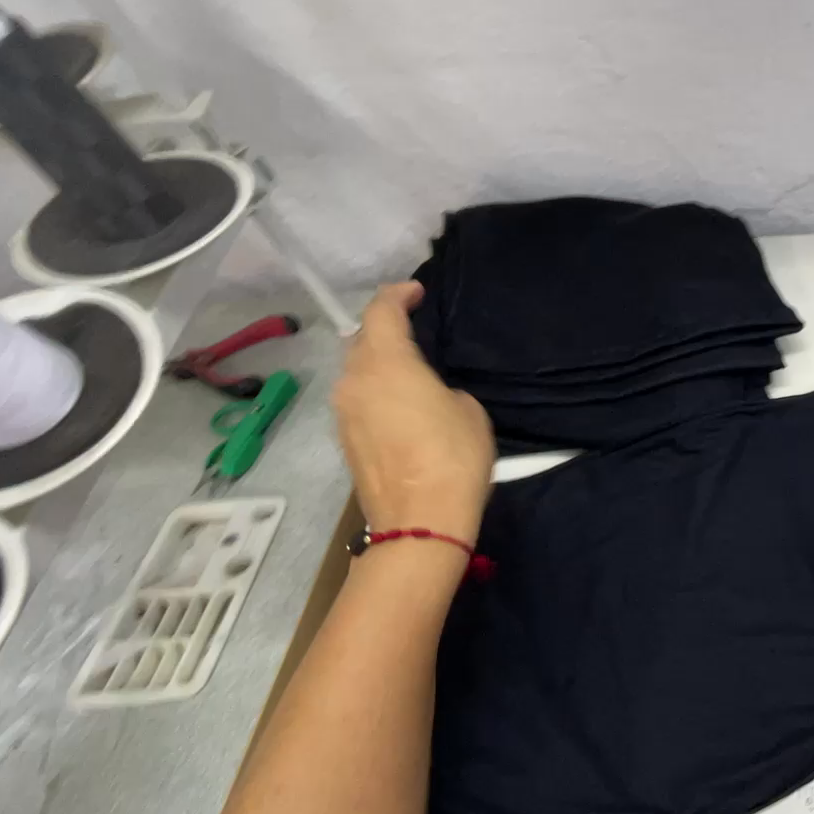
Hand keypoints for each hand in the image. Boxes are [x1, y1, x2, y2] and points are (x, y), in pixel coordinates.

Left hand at [332, 283, 494, 540]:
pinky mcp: (345, 440)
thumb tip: (429, 395)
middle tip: (414, 333)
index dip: (398, 295)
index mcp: (386, 363)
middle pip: (361, 340)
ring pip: (357, 373)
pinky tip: (401, 408)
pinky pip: (359, 402)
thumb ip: (443, 389)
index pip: (381, 311)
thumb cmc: (453, 457)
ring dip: (379, 366)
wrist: (419, 521)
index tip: (416, 292)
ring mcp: (344, 412)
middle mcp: (354, 380)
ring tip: (409, 374)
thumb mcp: (468, 411)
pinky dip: (377, 395)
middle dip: (384, 331)